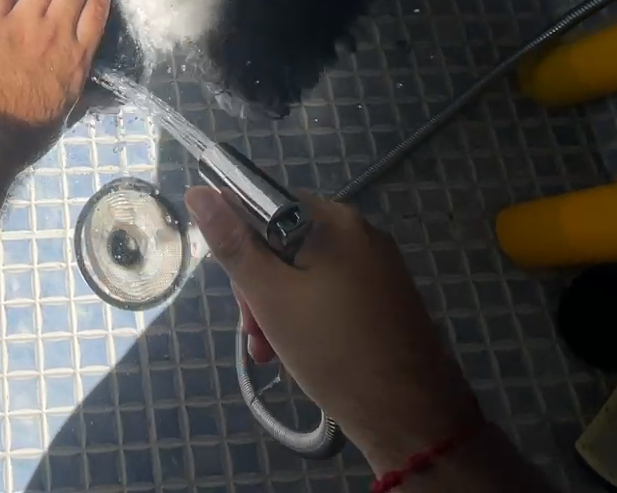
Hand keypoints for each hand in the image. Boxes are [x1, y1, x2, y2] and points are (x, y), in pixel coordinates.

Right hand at [185, 187, 482, 471]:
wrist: (418, 425)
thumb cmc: (335, 352)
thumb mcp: (269, 297)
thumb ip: (232, 243)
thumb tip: (198, 192)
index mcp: (332, 219)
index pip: (262, 204)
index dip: (239, 242)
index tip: (238, 287)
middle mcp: (359, 231)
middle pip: (281, 240)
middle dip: (258, 284)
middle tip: (254, 330)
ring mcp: (377, 265)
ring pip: (303, 270)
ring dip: (277, 305)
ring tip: (269, 351)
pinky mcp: (386, 297)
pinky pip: (330, 289)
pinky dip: (307, 313)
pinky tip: (297, 351)